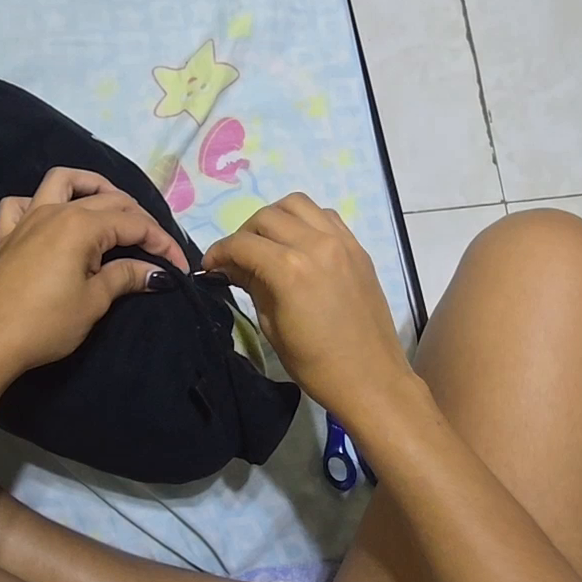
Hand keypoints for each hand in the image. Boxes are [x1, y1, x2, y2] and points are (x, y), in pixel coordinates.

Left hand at [0, 168, 187, 374]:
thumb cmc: (45, 323)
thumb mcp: (94, 301)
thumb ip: (125, 277)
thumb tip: (156, 272)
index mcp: (81, 225)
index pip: (134, 225)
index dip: (162, 243)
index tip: (180, 268)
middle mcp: (55, 211)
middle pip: (108, 200)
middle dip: (139, 220)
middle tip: (158, 248)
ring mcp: (26, 219)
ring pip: (63, 182)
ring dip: (92, 186)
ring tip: (112, 205)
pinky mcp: (5, 236)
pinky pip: (22, 203)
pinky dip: (41, 202)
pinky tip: (51, 218)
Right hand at [200, 193, 410, 414]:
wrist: (371, 377)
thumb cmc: (315, 364)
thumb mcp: (272, 326)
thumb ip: (252, 285)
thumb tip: (232, 266)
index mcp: (290, 269)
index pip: (242, 244)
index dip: (219, 252)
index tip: (210, 266)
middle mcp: (316, 244)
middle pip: (267, 216)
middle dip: (244, 234)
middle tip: (239, 259)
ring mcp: (341, 242)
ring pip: (297, 204)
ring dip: (275, 218)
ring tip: (269, 244)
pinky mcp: (358, 248)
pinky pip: (326, 216)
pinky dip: (306, 221)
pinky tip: (300, 244)